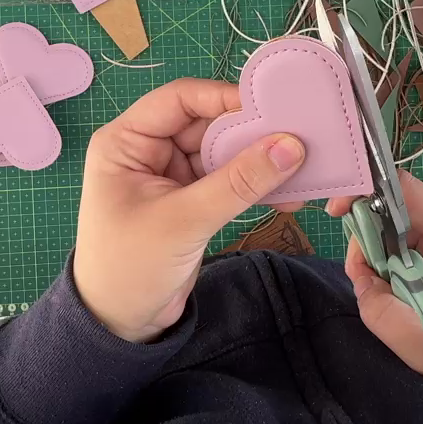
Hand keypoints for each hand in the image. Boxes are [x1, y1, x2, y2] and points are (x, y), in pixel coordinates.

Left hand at [74, 78, 305, 342]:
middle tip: (299, 136)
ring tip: (303, 165)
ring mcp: (172, 175)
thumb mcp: (184, 221)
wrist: (119, 326)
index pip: (180, 99)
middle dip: (251, 133)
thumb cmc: (129, 268)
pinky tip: (289, 192)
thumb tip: (290, 146)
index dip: (223, 97)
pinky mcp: (192, 200)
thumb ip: (238, 182)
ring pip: (224, 153)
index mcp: (127, 141)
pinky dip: (256, 185)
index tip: (269, 106)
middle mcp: (149, 150)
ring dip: (260, 161)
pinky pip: (230, 180)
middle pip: (208, 124)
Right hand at [332, 173, 422, 414]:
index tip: (336, 213)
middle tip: (365, 285)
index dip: (365, 190)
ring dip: (380, 262)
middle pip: (395, 211)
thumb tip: (361, 282)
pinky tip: (403, 300)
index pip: (406, 189)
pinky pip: (409, 249)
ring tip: (390, 301)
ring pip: (398, 232)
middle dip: (368, 242)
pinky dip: (394, 271)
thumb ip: (388, 317)